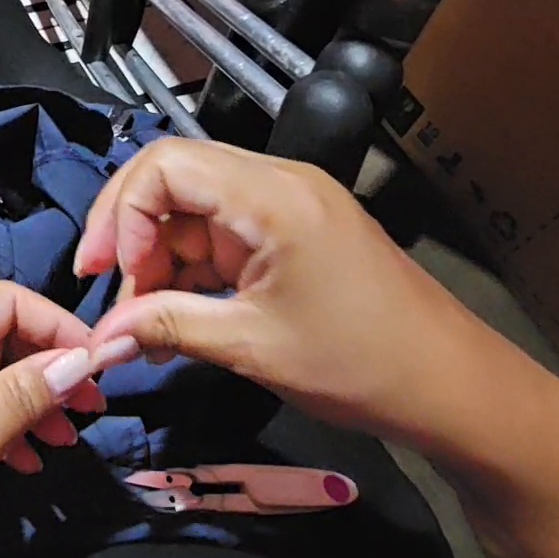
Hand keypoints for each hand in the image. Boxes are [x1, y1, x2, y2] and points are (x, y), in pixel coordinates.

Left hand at [0, 281, 103, 557]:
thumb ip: (26, 393)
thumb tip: (80, 359)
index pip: (7, 300)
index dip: (58, 325)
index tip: (103, 363)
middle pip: (1, 335)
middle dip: (48, 367)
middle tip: (92, 407)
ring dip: (31, 403)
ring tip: (65, 441)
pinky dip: (5, 428)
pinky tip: (29, 464)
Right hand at [75, 138, 497, 444]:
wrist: (460, 392)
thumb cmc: (365, 364)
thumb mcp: (253, 346)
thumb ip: (165, 326)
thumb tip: (98, 337)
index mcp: (272, 195)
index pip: (164, 165)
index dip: (120, 211)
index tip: (104, 271)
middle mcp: (274, 182)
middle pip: (169, 178)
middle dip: (128, 232)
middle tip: (107, 289)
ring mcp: (281, 204)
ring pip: (186, 209)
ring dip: (155, 258)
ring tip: (143, 319)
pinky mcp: (284, 230)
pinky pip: (213, 233)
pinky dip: (185, 270)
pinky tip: (174, 312)